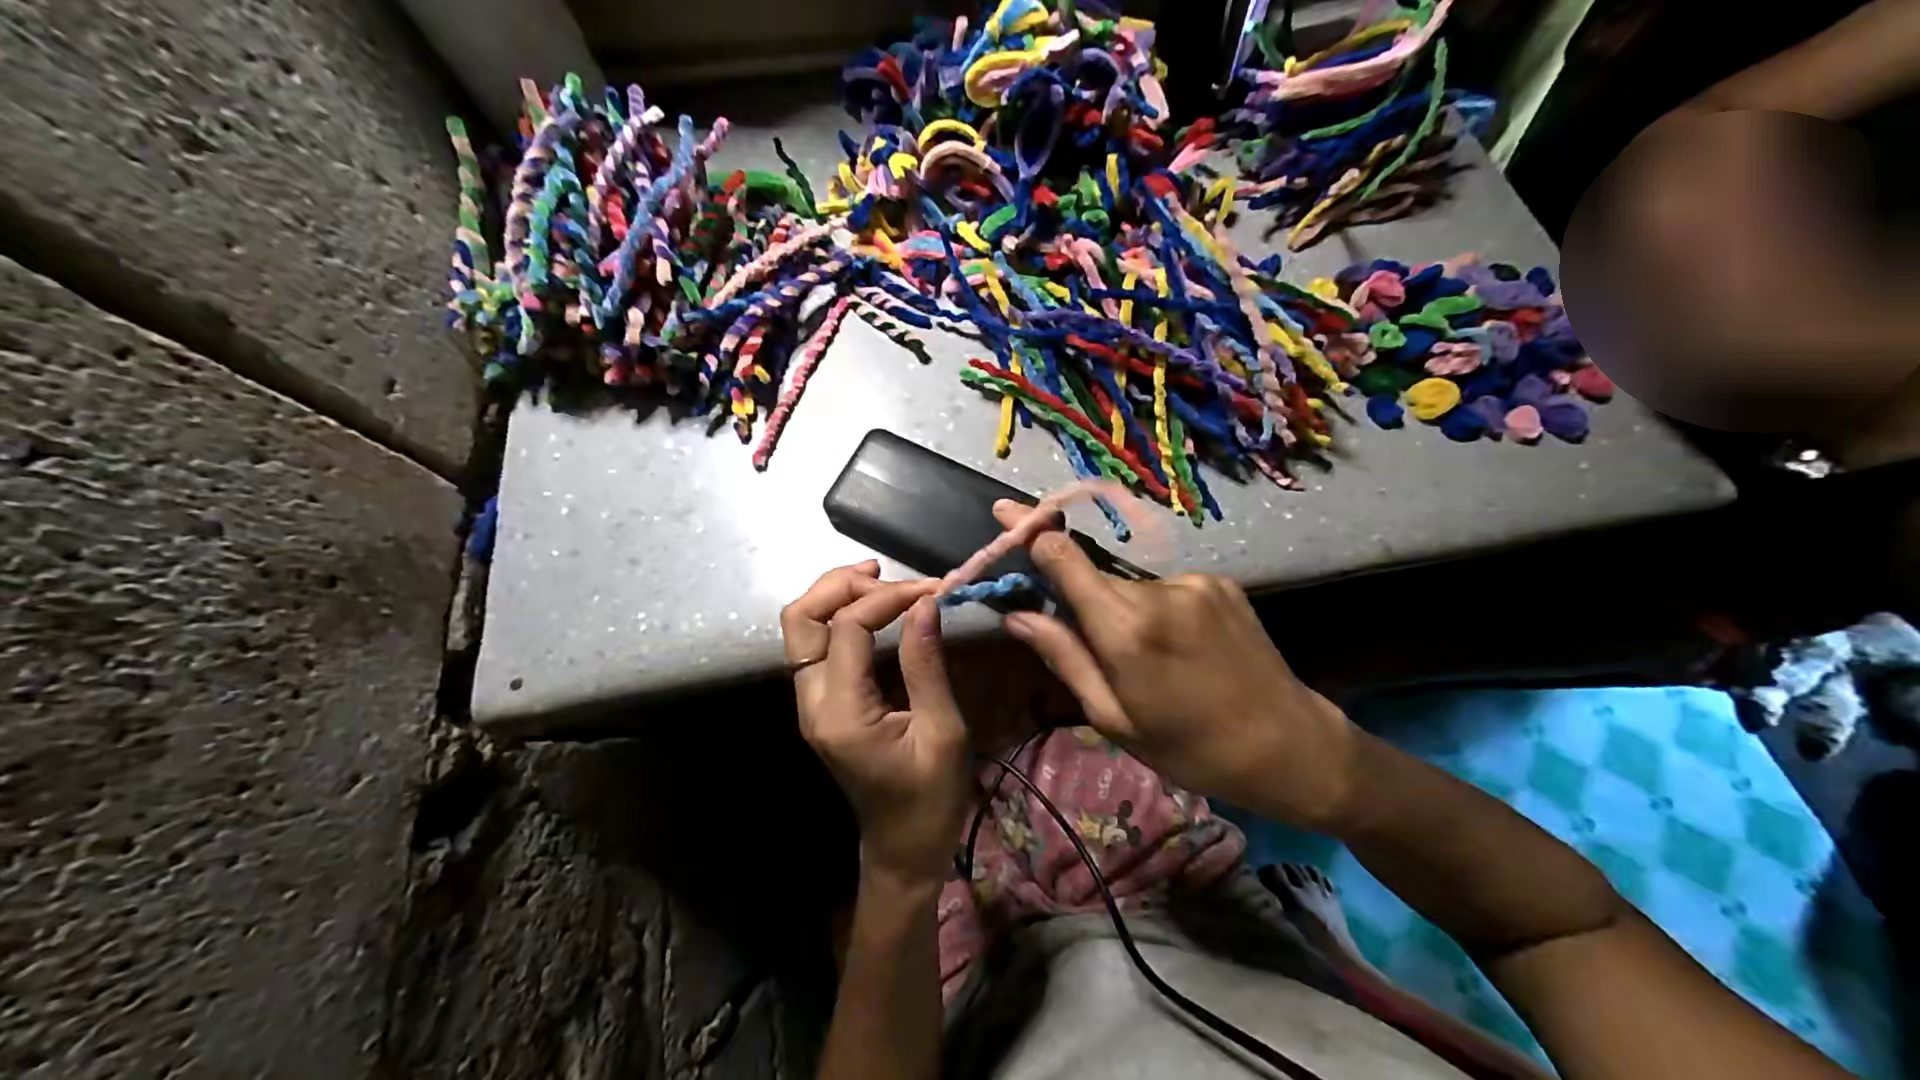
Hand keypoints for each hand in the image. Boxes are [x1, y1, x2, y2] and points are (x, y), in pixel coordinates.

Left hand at [782, 561, 969, 883]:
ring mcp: (811, 704)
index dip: (890, 598)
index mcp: (841, 714)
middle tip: (888, 575)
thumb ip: (927, 666)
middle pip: (800, 619)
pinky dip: (841, 617)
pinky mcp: (822, 705)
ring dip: (837, 596)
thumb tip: (926, 604)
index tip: (934, 590)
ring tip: (883, 582)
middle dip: (840, 585)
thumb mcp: (942, 733)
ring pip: (802, 629)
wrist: (902, 849)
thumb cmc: (930, 800)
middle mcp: (813, 703)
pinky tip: (875, 610)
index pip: (848, 628)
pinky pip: (817, 646)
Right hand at [991, 502, 1361, 831]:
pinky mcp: (1221, 583)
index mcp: (1126, 627)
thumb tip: (1014, 615)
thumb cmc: (1189, 747)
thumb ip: (1062, 656)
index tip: (1005, 512)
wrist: (1289, 746)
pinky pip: (1165, 588)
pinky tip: (1179, 649)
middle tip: (1096, 651)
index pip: (1064, 556)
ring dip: (1121, 611)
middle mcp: (1159, 589)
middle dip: (1080, 599)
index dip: (1031, 529)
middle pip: (1095, 575)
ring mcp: (1196, 581)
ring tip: (1151, 662)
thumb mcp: (1112, 717)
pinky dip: (1155, 610)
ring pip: (1130, 585)